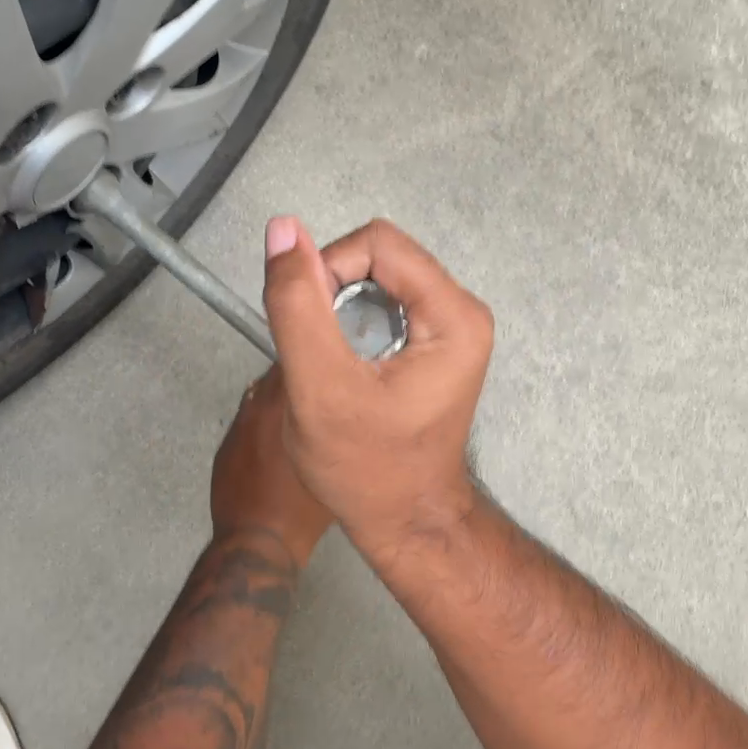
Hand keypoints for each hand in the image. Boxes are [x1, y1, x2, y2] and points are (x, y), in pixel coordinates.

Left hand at [209, 368, 332, 566]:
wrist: (256, 546)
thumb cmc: (304, 512)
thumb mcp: (336, 470)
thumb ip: (342, 436)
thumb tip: (353, 420)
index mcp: (288, 409)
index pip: (299, 364)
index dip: (318, 364)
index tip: (333, 369)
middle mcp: (259, 409)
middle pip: (278, 375)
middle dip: (300, 378)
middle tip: (322, 388)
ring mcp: (238, 427)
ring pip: (260, 395)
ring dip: (279, 399)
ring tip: (301, 412)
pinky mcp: (225, 445)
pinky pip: (246, 420)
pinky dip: (262, 421)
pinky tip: (277, 439)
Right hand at [260, 217, 493, 558]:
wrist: (407, 520)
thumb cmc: (368, 470)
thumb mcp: (319, 386)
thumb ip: (297, 304)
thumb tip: (283, 228)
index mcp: (454, 316)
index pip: (377, 243)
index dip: (328, 270)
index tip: (309, 325)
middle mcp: (464, 310)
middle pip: (382, 254)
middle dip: (334, 290)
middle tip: (318, 349)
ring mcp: (453, 324)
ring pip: (379, 276)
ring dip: (340, 307)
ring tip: (332, 361)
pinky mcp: (438, 339)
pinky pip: (386, 300)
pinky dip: (353, 321)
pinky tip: (347, 365)